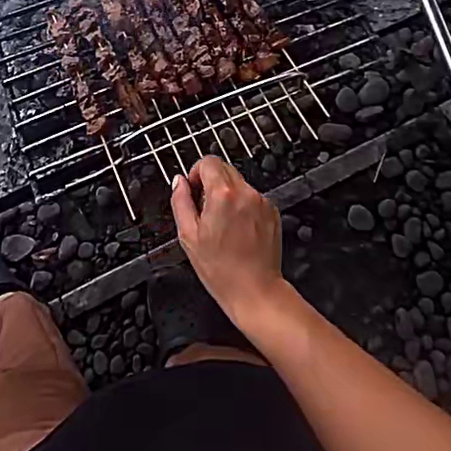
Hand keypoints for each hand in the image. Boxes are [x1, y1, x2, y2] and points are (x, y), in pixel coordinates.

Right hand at [171, 155, 286, 320]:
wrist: (254, 289)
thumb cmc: (221, 269)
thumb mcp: (188, 235)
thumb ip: (180, 201)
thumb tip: (179, 182)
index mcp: (223, 194)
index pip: (208, 161)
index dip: (196, 173)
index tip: (193, 189)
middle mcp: (245, 192)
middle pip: (224, 169)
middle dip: (211, 183)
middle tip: (205, 210)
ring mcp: (262, 201)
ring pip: (238, 184)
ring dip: (228, 195)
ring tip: (223, 225)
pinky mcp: (272, 211)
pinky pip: (252, 198)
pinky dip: (243, 206)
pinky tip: (238, 230)